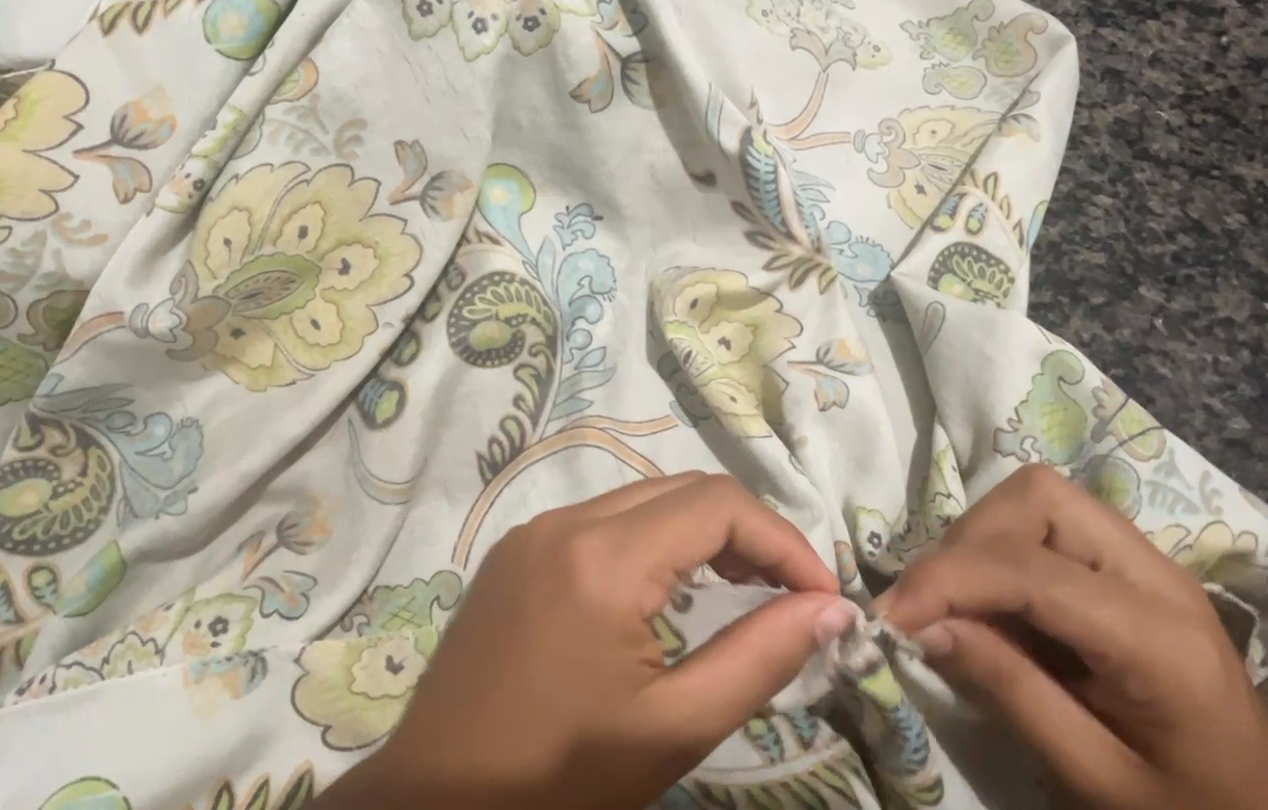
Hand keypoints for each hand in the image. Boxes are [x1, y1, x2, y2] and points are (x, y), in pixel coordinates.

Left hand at [317, 473, 848, 809]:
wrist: (435, 802)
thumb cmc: (559, 778)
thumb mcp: (672, 728)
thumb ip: (760, 658)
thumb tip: (831, 608)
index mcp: (602, 559)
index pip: (718, 506)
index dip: (783, 541)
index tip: (822, 596)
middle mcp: (565, 522)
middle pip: (682, 489)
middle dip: (748, 531)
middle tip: (789, 592)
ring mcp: (532, 533)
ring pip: (642, 498)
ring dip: (701, 530)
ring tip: (743, 586)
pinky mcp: (515, 553)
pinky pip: (602, 519)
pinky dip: (653, 538)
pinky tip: (669, 585)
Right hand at [875, 465, 1267, 809]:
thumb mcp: (1094, 776)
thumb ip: (1009, 692)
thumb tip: (922, 627)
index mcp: (1159, 639)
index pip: (1031, 568)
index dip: (946, 579)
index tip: (890, 618)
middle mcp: (1157, 576)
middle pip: (1039, 497)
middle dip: (967, 542)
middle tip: (933, 609)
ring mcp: (1148, 563)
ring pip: (1038, 497)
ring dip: (980, 541)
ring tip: (958, 607)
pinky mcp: (1131, 566)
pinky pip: (1048, 523)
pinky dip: (1000, 549)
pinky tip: (992, 605)